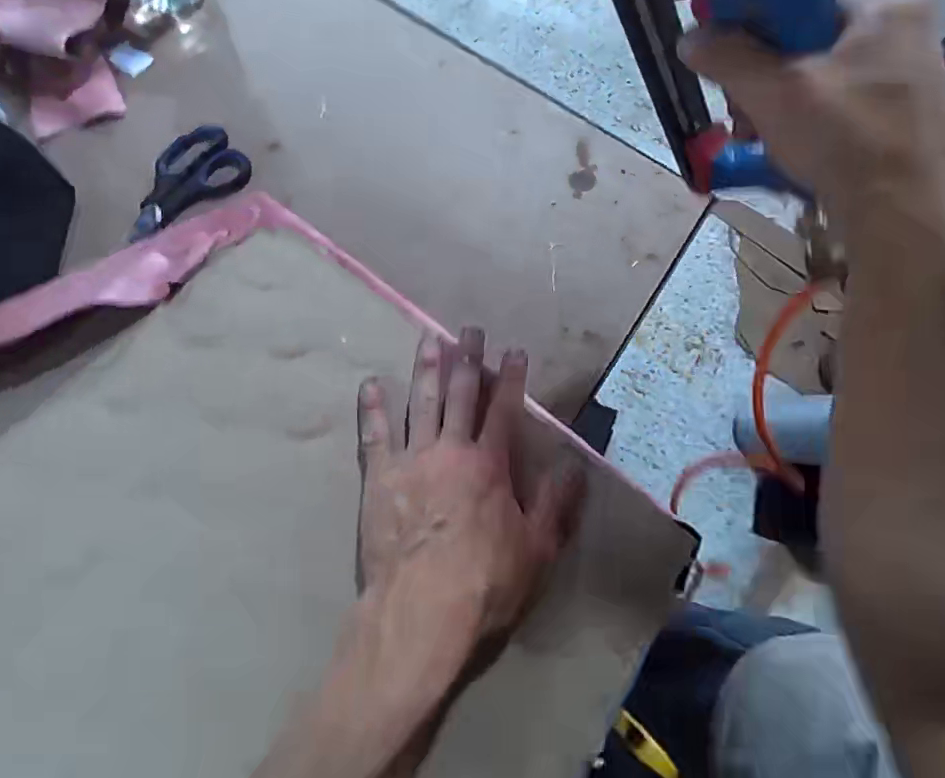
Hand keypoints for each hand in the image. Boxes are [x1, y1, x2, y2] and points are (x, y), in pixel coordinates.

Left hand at [356, 328, 582, 662]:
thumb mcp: (537, 549)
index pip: (504, 409)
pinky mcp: (378, 479)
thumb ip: (557, 503)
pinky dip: (372, 408)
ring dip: (426, 369)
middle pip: (461, 395)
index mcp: (490, 464)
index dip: (511, 377)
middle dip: (468, 359)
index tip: (514, 350)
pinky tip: (370, 383)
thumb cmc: (485, 584)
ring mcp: (411, 461)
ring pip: (420, 403)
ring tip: (429, 340)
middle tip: (469, 330)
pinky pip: (373, 435)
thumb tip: (574, 463)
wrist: (420, 614)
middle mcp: (451, 450)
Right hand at [684, 0, 944, 242]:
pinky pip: (835, 100)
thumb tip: (689, 36)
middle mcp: (904, 26)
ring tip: (756, 136)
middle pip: (803, 35)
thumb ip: (727, 56)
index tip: (723, 57)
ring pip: (815, 72)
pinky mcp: (899, 112)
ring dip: (775, 104)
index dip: (751, 23)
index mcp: (888, 0)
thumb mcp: (774, 92)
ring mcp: (905, 72)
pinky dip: (803, 120)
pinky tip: (787, 148)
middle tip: (741, 111)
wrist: (907, 221)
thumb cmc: (846, 140)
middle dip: (761, 76)